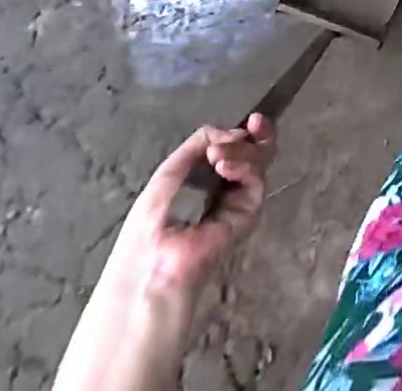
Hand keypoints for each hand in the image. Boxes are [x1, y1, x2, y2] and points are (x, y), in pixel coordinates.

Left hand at [112, 114, 277, 296]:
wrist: (144, 281)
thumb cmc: (144, 236)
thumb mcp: (164, 180)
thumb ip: (192, 150)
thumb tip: (228, 133)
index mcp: (203, 186)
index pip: (233, 154)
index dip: (242, 135)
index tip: (250, 120)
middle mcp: (224, 195)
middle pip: (253, 158)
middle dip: (257, 136)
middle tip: (254, 122)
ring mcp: (235, 209)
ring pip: (258, 169)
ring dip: (243, 152)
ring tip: (217, 156)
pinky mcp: (243, 223)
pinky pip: (255, 188)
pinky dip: (246, 169)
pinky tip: (225, 166)